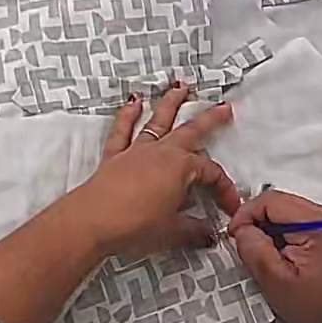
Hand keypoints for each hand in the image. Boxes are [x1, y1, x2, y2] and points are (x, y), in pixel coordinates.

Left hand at [56, 82, 240, 260]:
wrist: (92, 222)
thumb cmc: (135, 225)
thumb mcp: (172, 231)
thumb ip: (194, 230)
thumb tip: (208, 234)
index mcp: (181, 168)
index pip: (211, 174)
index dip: (224, 189)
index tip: (229, 207)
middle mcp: (161, 152)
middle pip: (191, 131)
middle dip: (210, 119)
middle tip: (224, 108)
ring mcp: (137, 151)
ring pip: (159, 121)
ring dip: (171, 103)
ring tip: (181, 88)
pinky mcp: (115, 157)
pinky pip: (123, 130)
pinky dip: (128, 115)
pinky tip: (134, 102)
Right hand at [229, 190, 321, 322]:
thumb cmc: (314, 306)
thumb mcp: (274, 278)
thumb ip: (253, 247)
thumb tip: (241, 228)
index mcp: (318, 223)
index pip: (271, 200)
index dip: (246, 214)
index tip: (235, 234)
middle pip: (276, 202)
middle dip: (255, 221)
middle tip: (245, 244)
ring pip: (281, 210)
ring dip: (265, 228)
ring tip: (263, 254)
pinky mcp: (321, 231)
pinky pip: (290, 221)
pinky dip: (276, 233)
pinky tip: (276, 254)